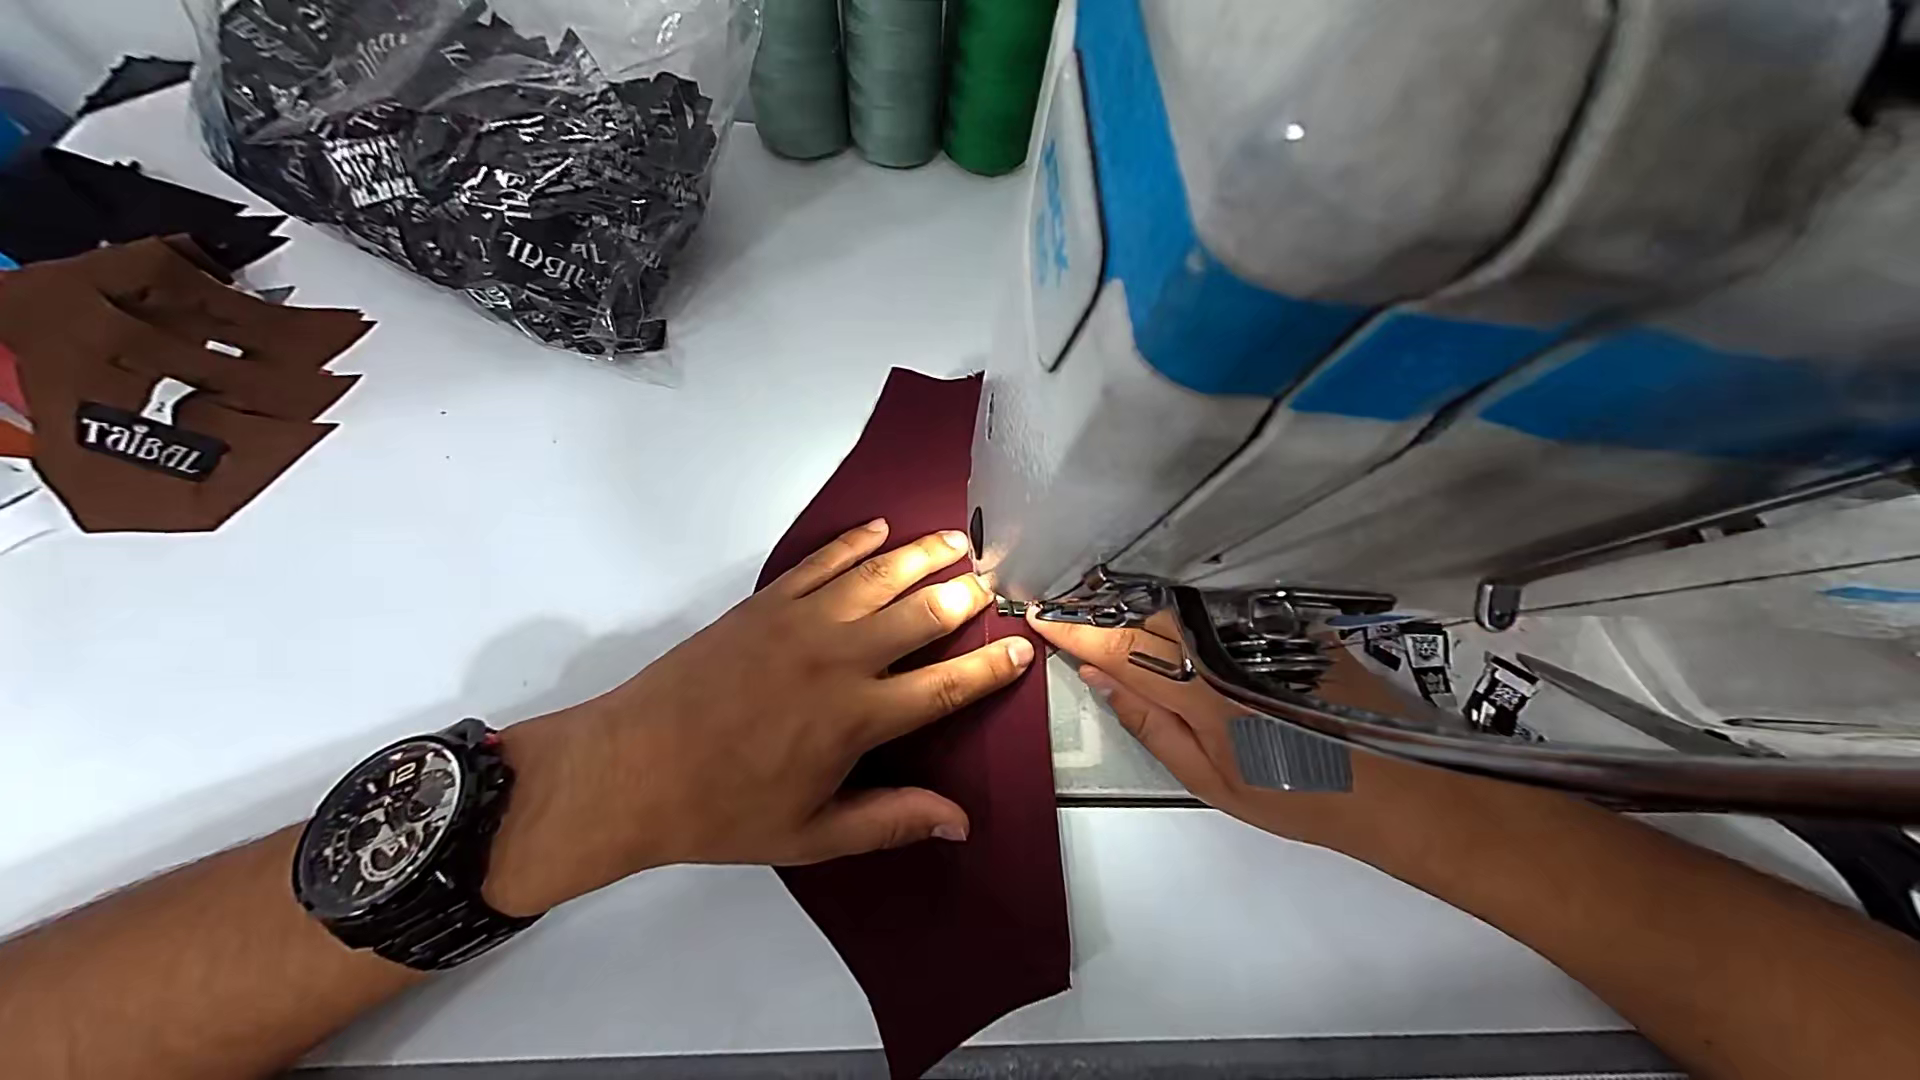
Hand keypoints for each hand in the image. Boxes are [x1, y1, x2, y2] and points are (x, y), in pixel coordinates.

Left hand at [483, 521, 1034, 914]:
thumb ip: (890, 821)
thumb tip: (960, 821)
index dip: (992, 666)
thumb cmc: (724, 809)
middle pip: (922, 614)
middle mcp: (839, 658)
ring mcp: (801, 621)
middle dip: (965, 594)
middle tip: (994, 579)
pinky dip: (854, 542)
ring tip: (956, 539)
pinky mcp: (765, 601)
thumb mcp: (812, 834)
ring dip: (922, 554)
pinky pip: (821, 561)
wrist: (630, 768)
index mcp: (857, 718)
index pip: (946, 685)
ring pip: (878, 574)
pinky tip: (878, 529)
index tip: (1022, 647)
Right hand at [1026, 612, 1458, 848]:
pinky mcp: (1281, 621)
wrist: (1400, 786)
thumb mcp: (1206, 778)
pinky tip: (1175, 626)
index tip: (1041, 617)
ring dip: (1138, 615)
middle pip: (1143, 619)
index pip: (1116, 648)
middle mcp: (1221, 647)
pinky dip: (1181, 614)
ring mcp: (1254, 629)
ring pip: (1176, 610)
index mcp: (1196, 690)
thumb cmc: (1296, 795)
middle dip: (1104, 620)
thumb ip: (1146, 722)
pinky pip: (1212, 608)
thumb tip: (1097, 676)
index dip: (1074, 631)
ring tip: (1115, 627)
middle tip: (1073, 623)